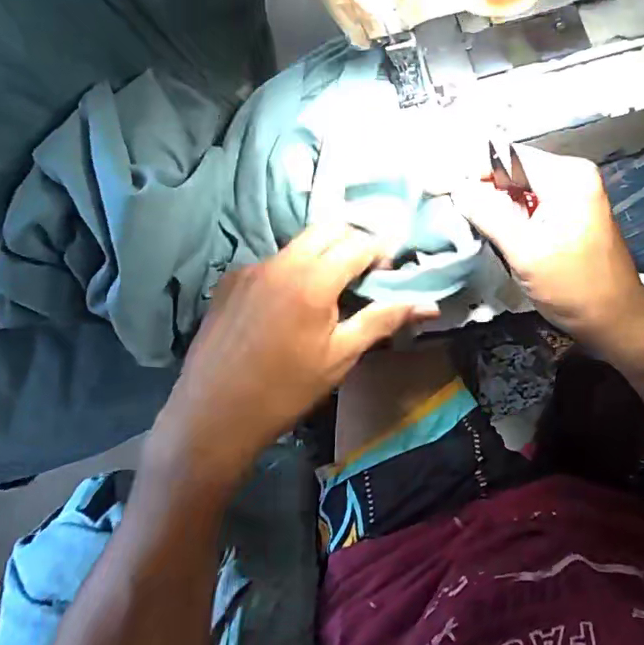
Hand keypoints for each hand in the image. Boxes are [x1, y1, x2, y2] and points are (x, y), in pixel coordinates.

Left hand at [148, 224, 436, 489]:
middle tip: (363, 273)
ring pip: (296, 245)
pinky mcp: (229, 281)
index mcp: (313, 280)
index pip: (358, 243)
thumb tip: (429, 305)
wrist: (214, 414)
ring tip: (326, 294)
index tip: (388, 270)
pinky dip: (289, 272)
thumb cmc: (287, 390)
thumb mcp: (341, 356)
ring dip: (320, 256)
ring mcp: (250, 268)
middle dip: (351, 242)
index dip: (380, 251)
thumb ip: (383, 319)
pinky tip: (286, 307)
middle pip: (326, 230)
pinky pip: (270, 263)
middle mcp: (280, 262)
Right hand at [452, 144, 643, 354]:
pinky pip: (528, 204)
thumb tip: (455, 187)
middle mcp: (571, 176)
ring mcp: (571, 195)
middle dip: (481, 189)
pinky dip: (508, 216)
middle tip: (453, 212)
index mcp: (567, 176)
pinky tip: (494, 234)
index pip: (506, 156)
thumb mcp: (525, 250)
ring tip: (469, 224)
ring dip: (493, 205)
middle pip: (511, 170)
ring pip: (517, 189)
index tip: (441, 192)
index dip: (471, 172)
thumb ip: (487, 213)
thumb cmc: (574, 287)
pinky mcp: (568, 215)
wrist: (617, 322)